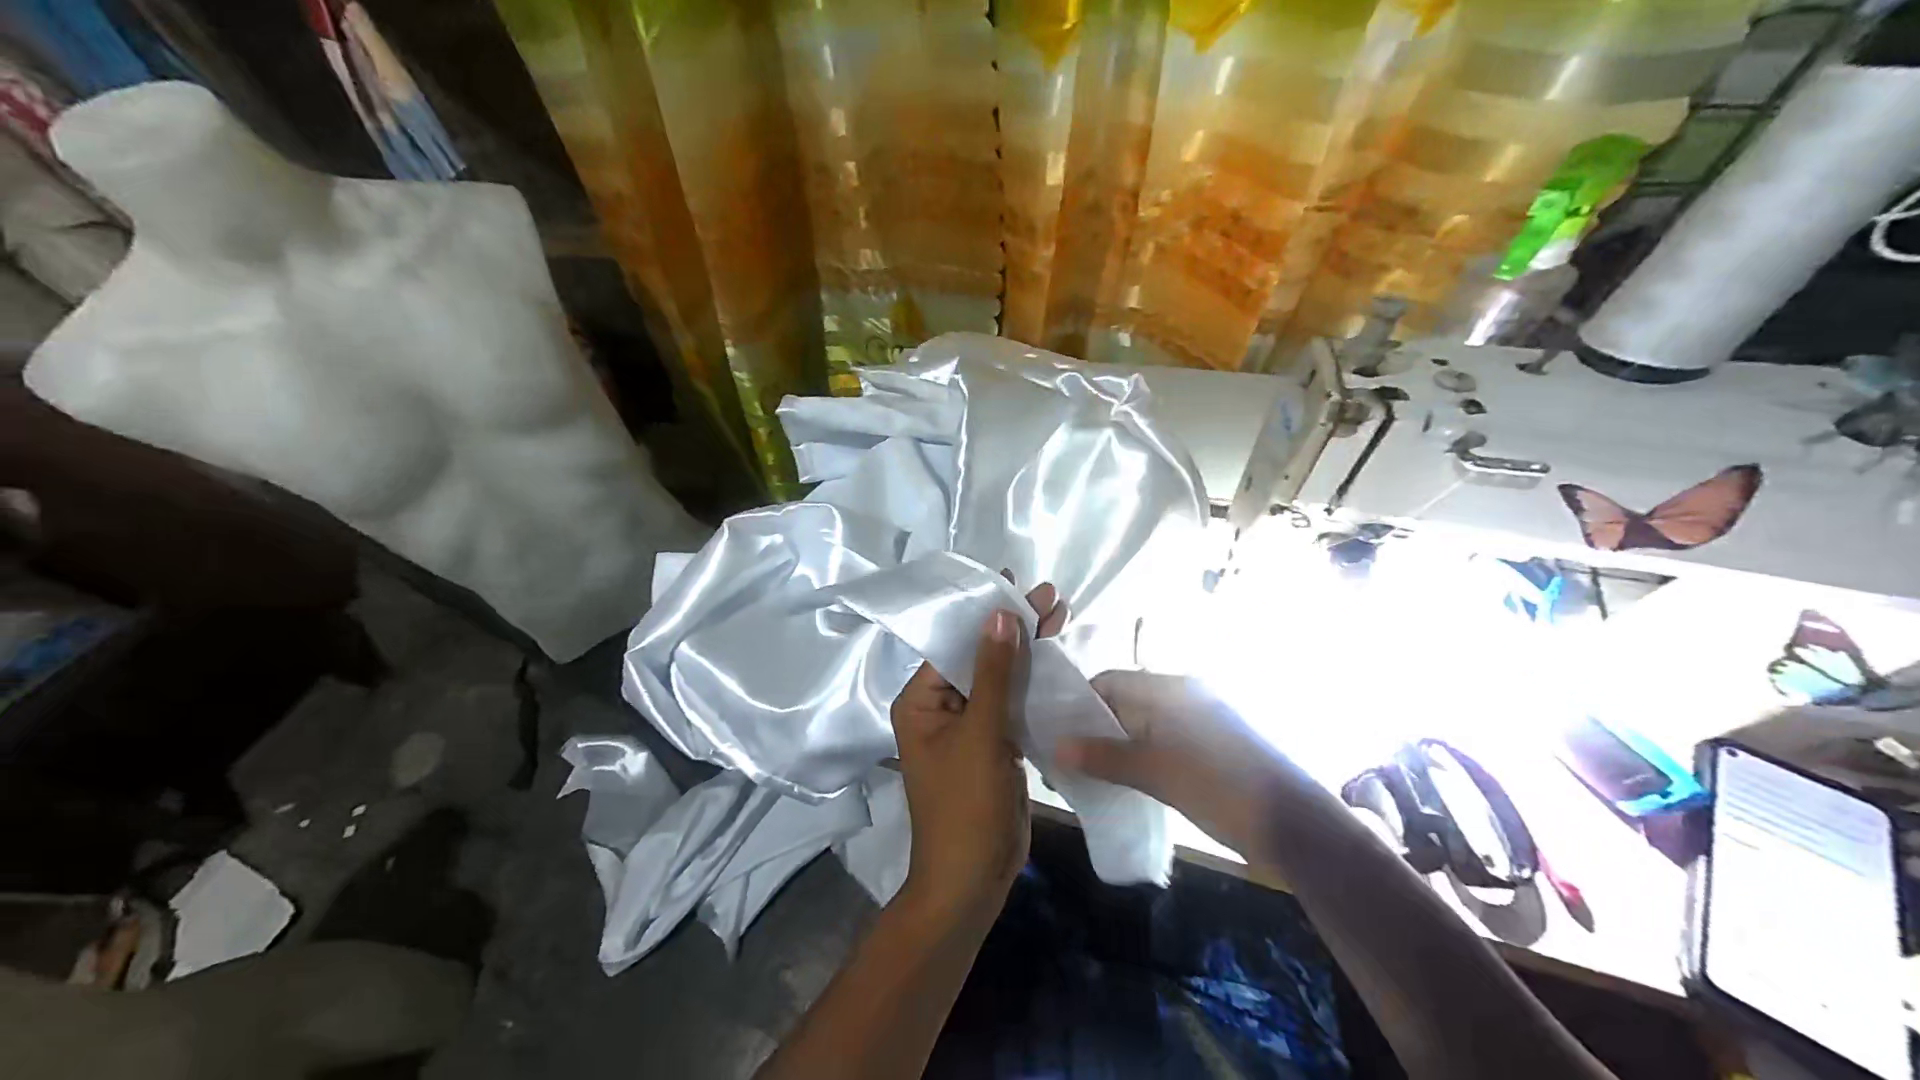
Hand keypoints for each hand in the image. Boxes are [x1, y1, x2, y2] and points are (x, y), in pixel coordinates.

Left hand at [889, 583, 1065, 923]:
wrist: (972, 880)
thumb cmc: (965, 807)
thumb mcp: (981, 735)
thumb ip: (995, 674)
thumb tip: (1001, 615)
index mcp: (921, 701)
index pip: (954, 644)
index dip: (987, 614)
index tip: (1017, 583)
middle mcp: (941, 708)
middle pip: (980, 658)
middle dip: (1014, 629)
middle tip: (1052, 595)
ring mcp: (970, 728)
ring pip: (1001, 680)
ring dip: (1029, 652)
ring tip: (1061, 614)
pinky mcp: (995, 745)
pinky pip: (1013, 705)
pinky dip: (1035, 684)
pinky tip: (1059, 661)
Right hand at [1059, 671, 1298, 861]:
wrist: (1292, 823)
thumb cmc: (1216, 785)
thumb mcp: (1154, 772)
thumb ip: (1103, 756)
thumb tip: (1056, 747)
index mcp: (1168, 688)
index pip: (1108, 682)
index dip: (1077, 704)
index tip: (1055, 734)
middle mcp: (1182, 695)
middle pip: (1124, 703)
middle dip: (1093, 729)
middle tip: (1067, 760)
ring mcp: (1199, 721)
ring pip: (1142, 726)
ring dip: (1115, 747)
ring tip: (1089, 775)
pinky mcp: (1210, 747)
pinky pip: (1162, 743)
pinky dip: (1140, 757)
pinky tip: (1126, 782)